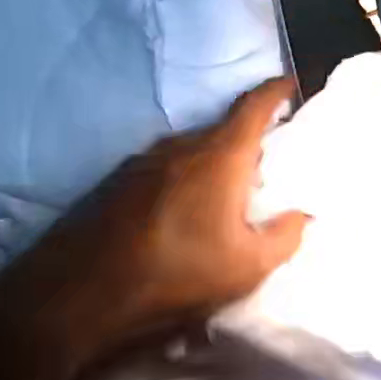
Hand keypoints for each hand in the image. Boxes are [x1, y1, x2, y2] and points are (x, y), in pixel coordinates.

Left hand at [0, 78, 309, 379]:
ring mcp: (143, 161)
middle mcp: (180, 146)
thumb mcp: (247, 267)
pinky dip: (186, 179)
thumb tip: (302, 215)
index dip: (275, 90)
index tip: (290, 83)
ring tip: (228, 195)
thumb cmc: (177, 274)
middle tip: (269, 165)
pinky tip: (185, 213)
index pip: (253, 106)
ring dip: (215, 164)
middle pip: (224, 130)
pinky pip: (166, 168)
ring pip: (193, 151)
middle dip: (250, 141)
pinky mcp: (117, 180)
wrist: (78, 296)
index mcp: (219, 157)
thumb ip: (285, 237)